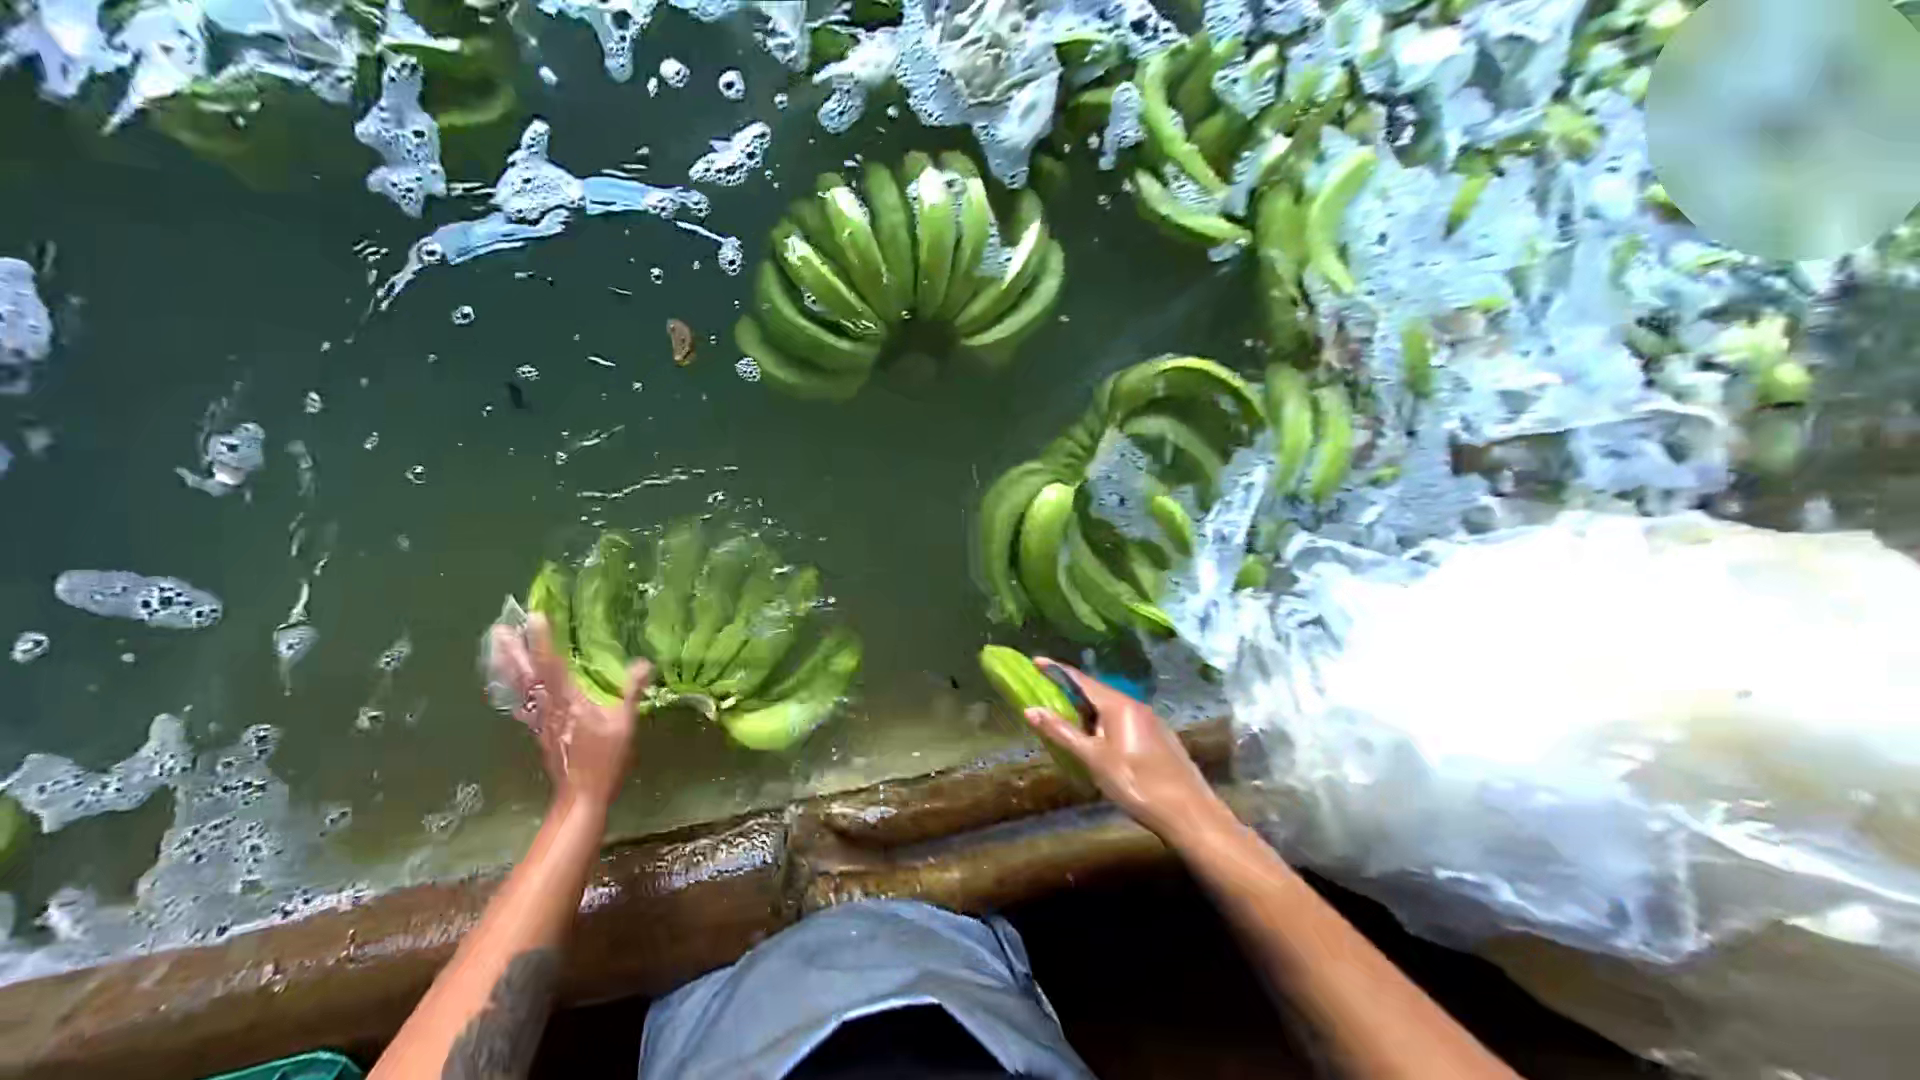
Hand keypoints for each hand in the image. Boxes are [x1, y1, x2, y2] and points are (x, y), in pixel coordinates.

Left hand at [489, 614, 649, 811]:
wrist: (581, 794)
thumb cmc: (605, 759)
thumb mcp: (625, 724)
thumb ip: (631, 692)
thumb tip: (645, 663)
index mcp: (568, 701)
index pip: (552, 665)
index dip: (543, 641)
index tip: (536, 617)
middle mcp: (548, 707)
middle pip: (525, 675)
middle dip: (513, 651)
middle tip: (500, 628)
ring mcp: (540, 720)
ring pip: (519, 688)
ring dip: (508, 666)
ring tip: (499, 647)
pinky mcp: (539, 730)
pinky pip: (522, 703)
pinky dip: (514, 687)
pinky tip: (513, 682)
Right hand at [1023, 659, 1226, 842]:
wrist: (1188, 812)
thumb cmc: (1136, 783)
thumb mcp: (1093, 759)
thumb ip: (1062, 732)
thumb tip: (1031, 709)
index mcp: (1118, 705)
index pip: (1081, 679)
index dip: (1057, 670)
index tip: (1036, 661)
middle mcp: (1135, 706)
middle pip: (1096, 692)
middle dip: (1070, 692)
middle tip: (1045, 697)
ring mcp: (1150, 722)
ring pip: (1110, 708)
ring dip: (1086, 711)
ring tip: (1066, 720)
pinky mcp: (1158, 738)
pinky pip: (1122, 722)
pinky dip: (1103, 724)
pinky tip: (1097, 741)